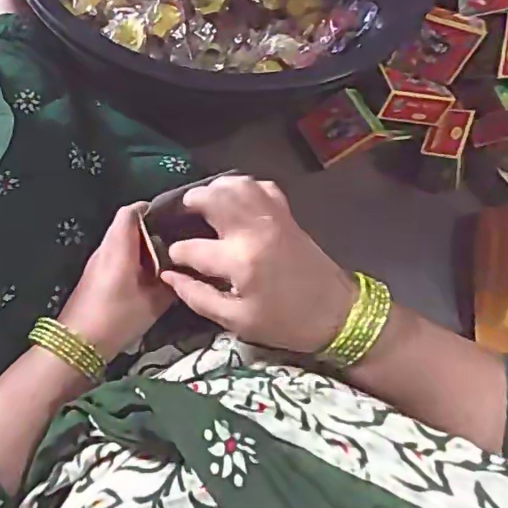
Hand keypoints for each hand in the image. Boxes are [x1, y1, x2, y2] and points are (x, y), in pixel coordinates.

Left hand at [58, 204, 174, 359]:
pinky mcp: (93, 276)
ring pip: (120, 242)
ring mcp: (96, 263)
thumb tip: (184, 270)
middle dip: (150, 229)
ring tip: (165, 258)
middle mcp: (104, 249)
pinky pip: (115, 257)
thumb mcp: (153, 303)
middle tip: (174, 239)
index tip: (170, 215)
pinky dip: (131, 260)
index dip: (150, 208)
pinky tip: (147, 276)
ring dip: (141, 247)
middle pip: (125, 225)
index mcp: (118, 248)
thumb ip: (170, 283)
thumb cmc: (116, 318)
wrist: (77, 343)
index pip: (130, 212)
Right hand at [160, 176, 355, 353]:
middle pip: (210, 198)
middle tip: (181, 219)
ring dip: (213, 190)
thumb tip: (169, 276)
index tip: (173, 261)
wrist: (338, 314)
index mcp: (239, 261)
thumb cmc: (285, 322)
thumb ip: (197, 297)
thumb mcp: (236, 321)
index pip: (190, 247)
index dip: (176, 254)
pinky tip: (235, 202)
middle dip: (188, 206)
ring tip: (203, 205)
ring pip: (234, 185)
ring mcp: (272, 217)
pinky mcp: (286, 214)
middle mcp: (253, 230)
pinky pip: (260, 186)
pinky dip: (243, 188)